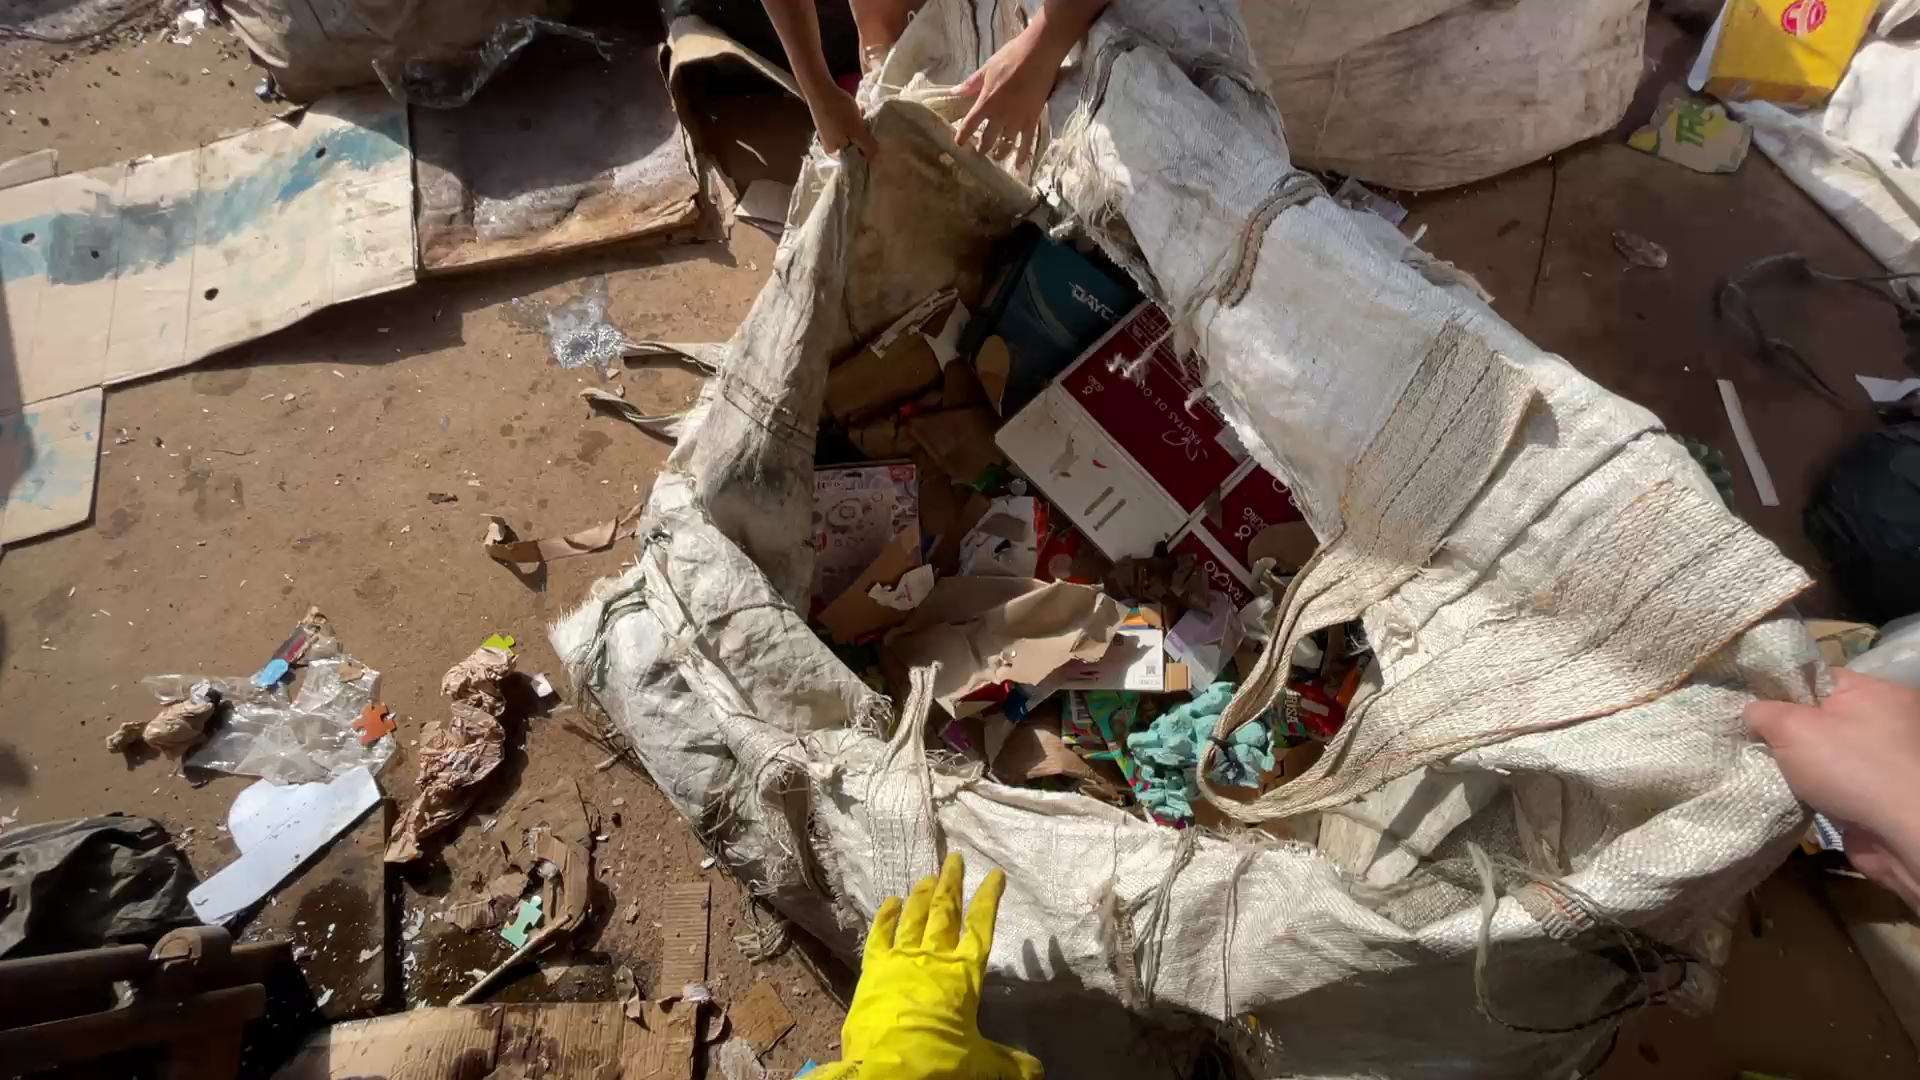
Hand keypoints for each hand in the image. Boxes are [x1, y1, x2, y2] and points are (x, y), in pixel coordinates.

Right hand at [808, 83, 877, 156]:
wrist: (819, 86)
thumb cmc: (839, 112)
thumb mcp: (857, 131)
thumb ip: (867, 146)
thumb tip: (875, 157)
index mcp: (834, 151)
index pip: (853, 157)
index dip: (864, 150)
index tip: (871, 140)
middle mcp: (828, 144)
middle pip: (851, 144)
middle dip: (861, 135)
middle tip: (867, 124)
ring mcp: (826, 131)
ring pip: (848, 132)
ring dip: (857, 124)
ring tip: (862, 113)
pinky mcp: (826, 119)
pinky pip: (842, 122)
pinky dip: (850, 117)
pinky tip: (856, 108)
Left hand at [833, 854, 1041, 1079]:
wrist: (887, 1072)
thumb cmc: (938, 1064)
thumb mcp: (979, 1064)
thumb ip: (1007, 1062)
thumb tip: (1038, 1071)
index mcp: (964, 973)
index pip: (981, 926)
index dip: (989, 898)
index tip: (995, 874)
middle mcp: (934, 957)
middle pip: (946, 911)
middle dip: (952, 883)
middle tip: (954, 858)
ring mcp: (902, 959)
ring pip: (915, 916)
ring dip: (923, 894)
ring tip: (928, 875)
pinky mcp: (874, 969)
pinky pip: (880, 934)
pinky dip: (886, 916)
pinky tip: (891, 901)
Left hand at [955, 14, 1074, 166]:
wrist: (1039, 53)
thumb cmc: (1011, 57)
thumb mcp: (987, 68)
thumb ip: (971, 84)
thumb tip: (953, 92)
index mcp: (986, 102)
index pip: (970, 125)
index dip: (962, 136)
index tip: (958, 144)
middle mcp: (1000, 116)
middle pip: (987, 140)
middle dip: (981, 149)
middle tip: (978, 154)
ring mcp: (1016, 120)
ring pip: (1005, 144)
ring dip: (999, 154)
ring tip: (996, 157)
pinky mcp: (1031, 120)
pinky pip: (1026, 143)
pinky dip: (1023, 155)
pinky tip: (1020, 166)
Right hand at [1747, 669, 1919, 905]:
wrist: (1908, 837)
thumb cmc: (1852, 767)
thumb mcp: (1788, 726)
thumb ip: (1759, 710)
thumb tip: (1755, 716)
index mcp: (1880, 694)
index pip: (1814, 678)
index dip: (1775, 688)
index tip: (1745, 705)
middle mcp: (1894, 721)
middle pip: (1817, 714)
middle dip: (1782, 728)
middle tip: (1752, 737)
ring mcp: (1893, 759)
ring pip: (1823, 749)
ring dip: (1795, 760)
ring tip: (1767, 764)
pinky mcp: (1885, 792)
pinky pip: (1835, 778)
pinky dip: (1812, 784)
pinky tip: (1789, 788)